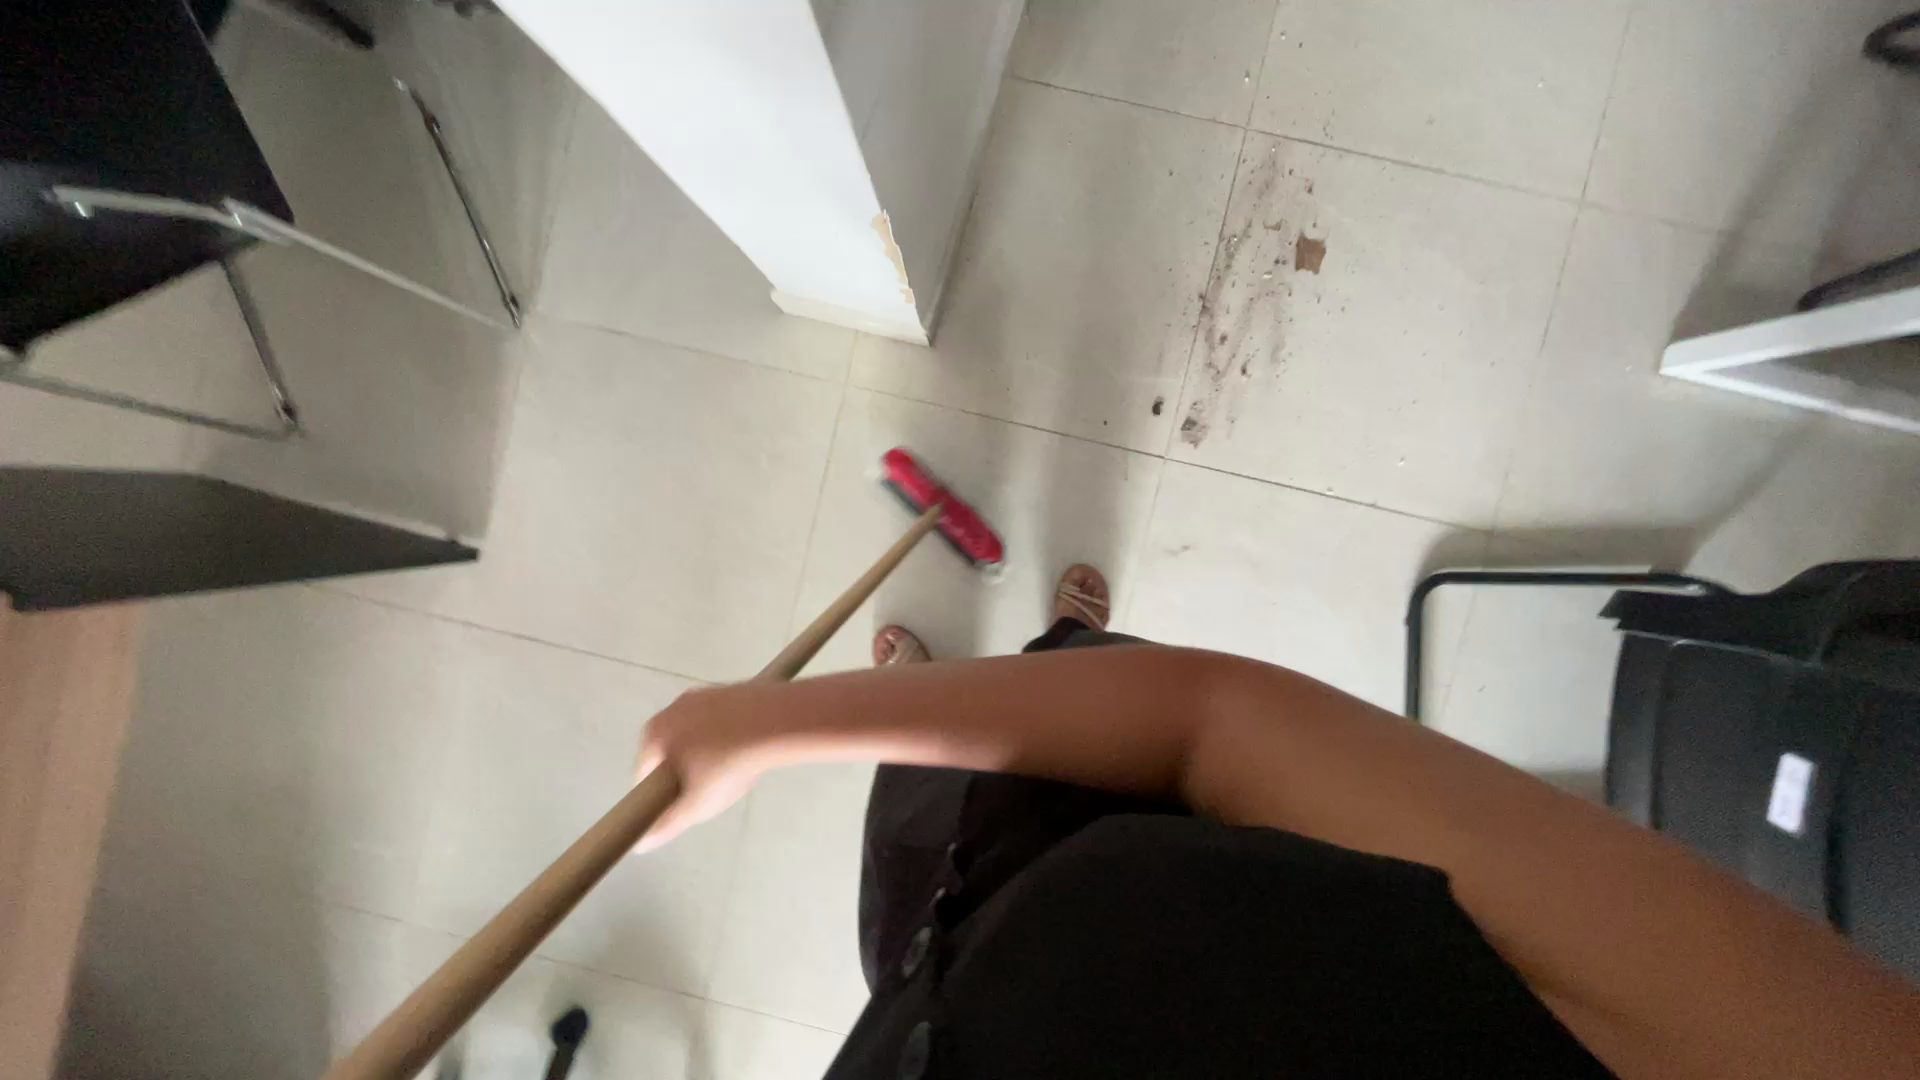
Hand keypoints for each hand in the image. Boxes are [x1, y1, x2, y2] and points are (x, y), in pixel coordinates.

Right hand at [632, 684, 771, 851]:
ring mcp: (704, 693)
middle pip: (671, 750)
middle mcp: (673, 707)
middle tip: (711, 788)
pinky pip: (722, 720)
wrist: (776, 722)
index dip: (661, 796)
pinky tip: (748, 747)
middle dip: (686, 771)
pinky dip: (729, 734)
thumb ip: (666, 825)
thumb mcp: (696, 805)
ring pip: (698, 734)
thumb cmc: (727, 765)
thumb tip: (642, 843)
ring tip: (733, 769)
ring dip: (709, 752)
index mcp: (654, 733)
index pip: (645, 774)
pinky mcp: (732, 689)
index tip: (685, 805)